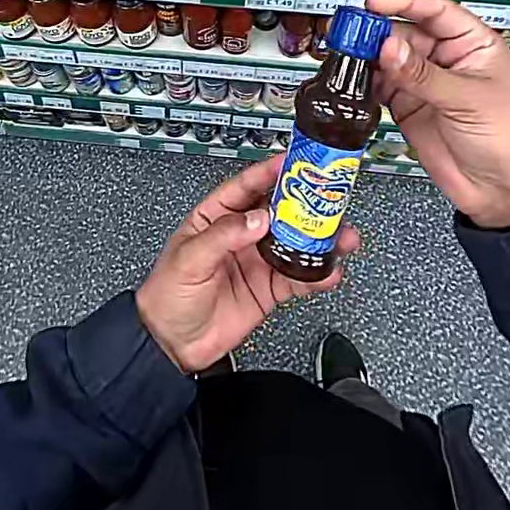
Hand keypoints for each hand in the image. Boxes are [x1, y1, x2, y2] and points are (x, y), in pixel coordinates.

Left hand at [136, 155, 360, 373]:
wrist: (171, 346)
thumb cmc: (167, 295)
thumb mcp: (189, 258)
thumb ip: (223, 235)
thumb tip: (257, 219)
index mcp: (217, 215)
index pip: (248, 185)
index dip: (272, 171)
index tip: (295, 162)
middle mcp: (242, 233)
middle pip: (280, 211)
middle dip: (307, 203)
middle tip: (330, 198)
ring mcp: (258, 260)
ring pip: (296, 242)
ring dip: (320, 238)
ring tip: (342, 237)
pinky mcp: (269, 288)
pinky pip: (298, 276)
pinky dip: (317, 274)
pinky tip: (329, 272)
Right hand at [367, 0, 509, 229]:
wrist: (505, 193)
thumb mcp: (469, 100)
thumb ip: (424, 75)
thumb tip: (389, 47)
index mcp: (472, 45)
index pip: (435, 11)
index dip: (403, 4)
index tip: (375, 5)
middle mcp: (446, 59)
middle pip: (405, 31)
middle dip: (377, 31)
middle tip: (352, 33)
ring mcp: (425, 83)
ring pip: (388, 58)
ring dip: (368, 56)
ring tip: (347, 55)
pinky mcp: (408, 106)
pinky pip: (381, 86)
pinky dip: (365, 82)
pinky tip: (355, 80)